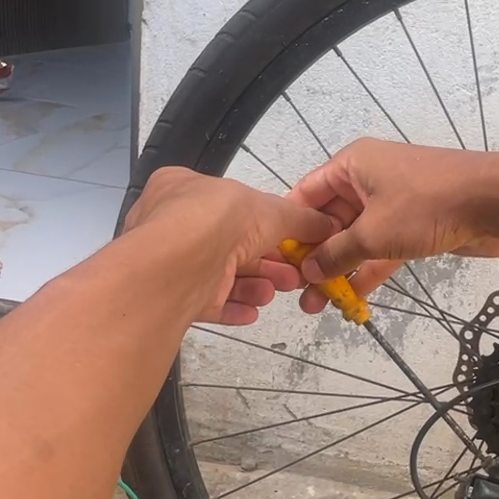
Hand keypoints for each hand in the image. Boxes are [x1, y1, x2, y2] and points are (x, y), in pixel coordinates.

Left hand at [123, 166, 335, 323]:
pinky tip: (253, 311)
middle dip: (267, 262)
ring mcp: (172, 261)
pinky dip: (233, 306)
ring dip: (254, 285)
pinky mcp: (173, 295)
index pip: (229, 205)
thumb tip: (326, 225)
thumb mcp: (272, 209)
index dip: (265, 223)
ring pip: (221, 274)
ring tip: (275, 291)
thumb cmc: (218, 220)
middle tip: (293, 274)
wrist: (180, 265)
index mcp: (184, 187)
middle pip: (230, 244)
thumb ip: (300, 218)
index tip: (290, 240)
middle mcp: (173, 223)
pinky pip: (206, 301)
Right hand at [285, 139, 498, 312]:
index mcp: (352, 166)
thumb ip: (337, 253)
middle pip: (329, 221)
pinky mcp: (412, 226)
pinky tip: (351, 299)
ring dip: (338, 270)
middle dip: (314, 256)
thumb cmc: (428, 204)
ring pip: (355, 239)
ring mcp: (391, 204)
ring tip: (317, 305)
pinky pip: (380, 250)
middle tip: (297, 291)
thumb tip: (310, 270)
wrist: (494, 202)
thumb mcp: (373, 232)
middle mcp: (367, 181)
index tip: (277, 260)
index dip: (291, 227)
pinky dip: (367, 271)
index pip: (306, 194)